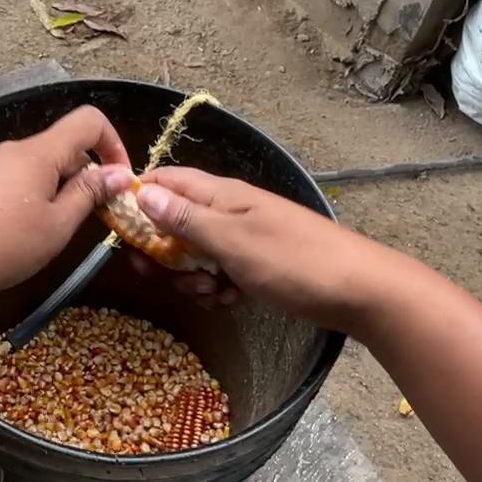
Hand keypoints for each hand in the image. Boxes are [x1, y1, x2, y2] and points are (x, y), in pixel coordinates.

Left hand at [0, 105, 132, 303]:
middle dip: (88, 175)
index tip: (120, 181)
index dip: (114, 144)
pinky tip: (30, 231)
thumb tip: (119, 174)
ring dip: (63, 189)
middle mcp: (16, 150)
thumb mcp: (58, 224)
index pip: (88, 120)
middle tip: (96, 217)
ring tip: (60, 230)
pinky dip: (39, 195)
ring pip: (43, 166)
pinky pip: (21, 179)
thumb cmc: (5, 245)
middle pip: (65, 146)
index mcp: (39, 152)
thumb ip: (90, 194)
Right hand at [131, 167, 410, 333]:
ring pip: (192, 254)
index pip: (164, 181)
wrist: (360, 292)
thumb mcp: (232, 240)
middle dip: (162, 252)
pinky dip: (215, 289)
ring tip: (214, 291)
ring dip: (191, 277)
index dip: (137, 199)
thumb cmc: (294, 261)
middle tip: (164, 274)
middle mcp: (226, 211)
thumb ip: (184, 219)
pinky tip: (230, 300)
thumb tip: (141, 193)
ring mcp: (241, 238)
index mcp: (220, 195)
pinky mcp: (253, 265)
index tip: (121, 230)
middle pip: (171, 222)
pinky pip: (217, 273)